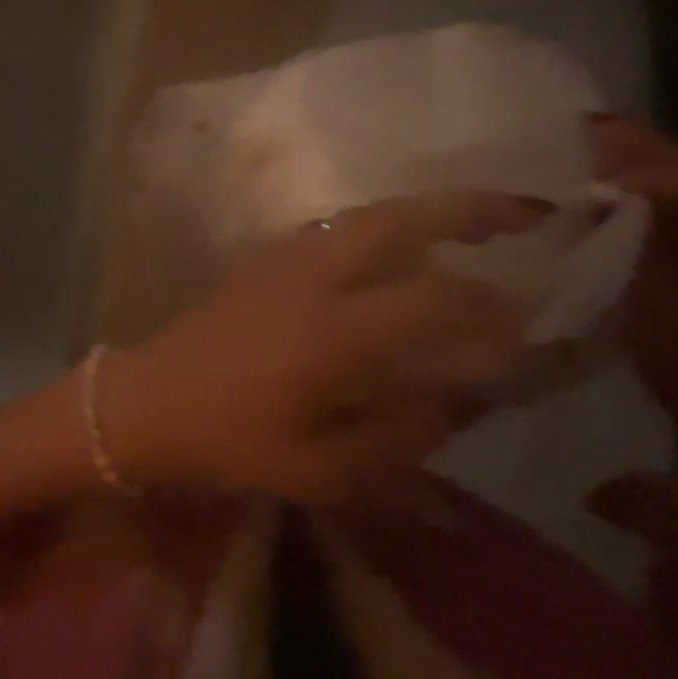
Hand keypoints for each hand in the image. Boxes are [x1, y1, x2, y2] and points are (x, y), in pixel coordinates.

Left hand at [99, 191, 543, 503]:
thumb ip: (398, 437)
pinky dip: (375, 227)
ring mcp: (279, 259)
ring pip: (361, 215)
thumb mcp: (320, 469)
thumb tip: (456, 401)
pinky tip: (394, 252)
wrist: (146, 401)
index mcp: (332, 329)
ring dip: (420, 212)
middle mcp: (310, 277)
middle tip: (528, 214)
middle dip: (468, 210)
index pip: (436, 298)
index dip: (493, 308)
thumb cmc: (228, 440)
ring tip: (469, 227)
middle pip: (398, 220)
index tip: (531, 327)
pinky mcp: (257, 261)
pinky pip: (330, 228)